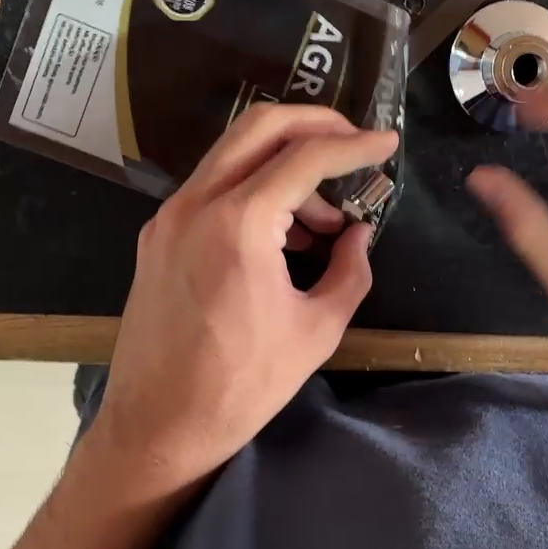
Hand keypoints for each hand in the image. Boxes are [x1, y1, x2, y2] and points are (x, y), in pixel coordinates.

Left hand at [91, 104, 398, 490]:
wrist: (159, 425)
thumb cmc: (245, 384)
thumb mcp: (318, 329)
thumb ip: (350, 270)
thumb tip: (360, 234)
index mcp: (239, 224)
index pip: (306, 157)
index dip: (355, 145)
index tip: (388, 143)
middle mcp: (196, 204)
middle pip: (260, 126)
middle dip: (316, 123)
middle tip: (355, 143)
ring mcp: (169, 217)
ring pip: (235, 154)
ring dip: (287, 165)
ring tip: (326, 219)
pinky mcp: (158, 237)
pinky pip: (214, 188)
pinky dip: (256, 190)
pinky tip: (284, 234)